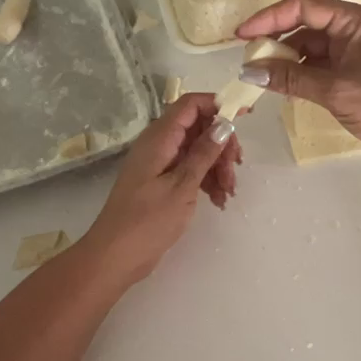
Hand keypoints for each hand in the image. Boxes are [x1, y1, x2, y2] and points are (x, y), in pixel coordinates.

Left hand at [79, 93, 240, 283]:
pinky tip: (218, 200)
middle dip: (222, 145)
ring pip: (197, 152)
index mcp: (159, 138)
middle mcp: (159, 145)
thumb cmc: (147, 220)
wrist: (116, 255)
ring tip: (228, 193)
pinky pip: (189, 171)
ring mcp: (159, 164)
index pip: (190, 105)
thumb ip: (204, 153)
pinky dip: (206, 181)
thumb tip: (224, 124)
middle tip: (235, 169)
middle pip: (198, 128)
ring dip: (217, 167)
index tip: (244, 116)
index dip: (218, 104)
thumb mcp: (182, 186)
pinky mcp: (161, 183)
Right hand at [235, 0, 360, 167]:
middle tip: (249, 64)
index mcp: (357, 21)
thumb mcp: (335, 92)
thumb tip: (250, 72)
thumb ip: (291, 79)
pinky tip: (284, 90)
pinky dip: (300, 76)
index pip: (304, 7)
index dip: (269, 18)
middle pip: (305, 26)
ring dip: (286, 63)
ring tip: (262, 81)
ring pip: (309, 49)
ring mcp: (355, 52)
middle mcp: (355, 30)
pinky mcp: (354, 73)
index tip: (242, 36)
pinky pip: (319, 66)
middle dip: (275, 43)